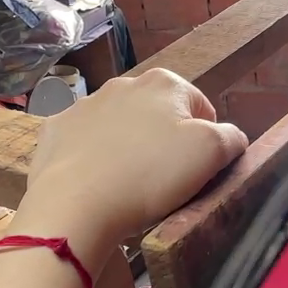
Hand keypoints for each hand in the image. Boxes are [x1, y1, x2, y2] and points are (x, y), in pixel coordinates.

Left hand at [14, 69, 246, 264]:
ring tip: (130, 184)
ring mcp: (84, 105)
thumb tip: (230, 137)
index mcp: (164, 83)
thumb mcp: (211, 154)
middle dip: (165, 141)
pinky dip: (94, 157)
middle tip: (165, 181)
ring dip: (130, 148)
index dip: (207, 142)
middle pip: (159, 114)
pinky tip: (97, 181)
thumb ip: (230, 138)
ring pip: (121, 126)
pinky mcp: (56, 130)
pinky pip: (85, 141)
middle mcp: (123, 84)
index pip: (202, 108)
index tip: (196, 171)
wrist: (75, 204)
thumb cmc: (150, 176)